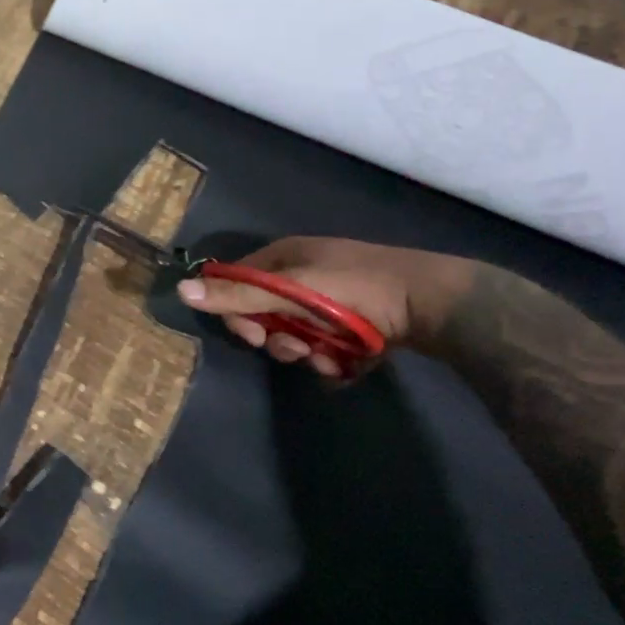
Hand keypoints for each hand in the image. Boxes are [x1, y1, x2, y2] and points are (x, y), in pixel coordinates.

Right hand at [177, 236, 475, 376]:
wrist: (444, 305)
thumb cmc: (360, 289)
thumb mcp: (293, 289)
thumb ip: (238, 294)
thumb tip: (179, 290)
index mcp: (284, 256)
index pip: (237, 283)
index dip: (236, 311)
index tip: (251, 335)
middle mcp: (305, 273)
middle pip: (267, 312)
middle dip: (275, 337)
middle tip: (294, 352)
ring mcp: (336, 299)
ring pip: (299, 333)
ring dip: (306, 353)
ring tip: (328, 362)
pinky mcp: (363, 324)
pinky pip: (330, 346)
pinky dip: (334, 360)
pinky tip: (348, 368)